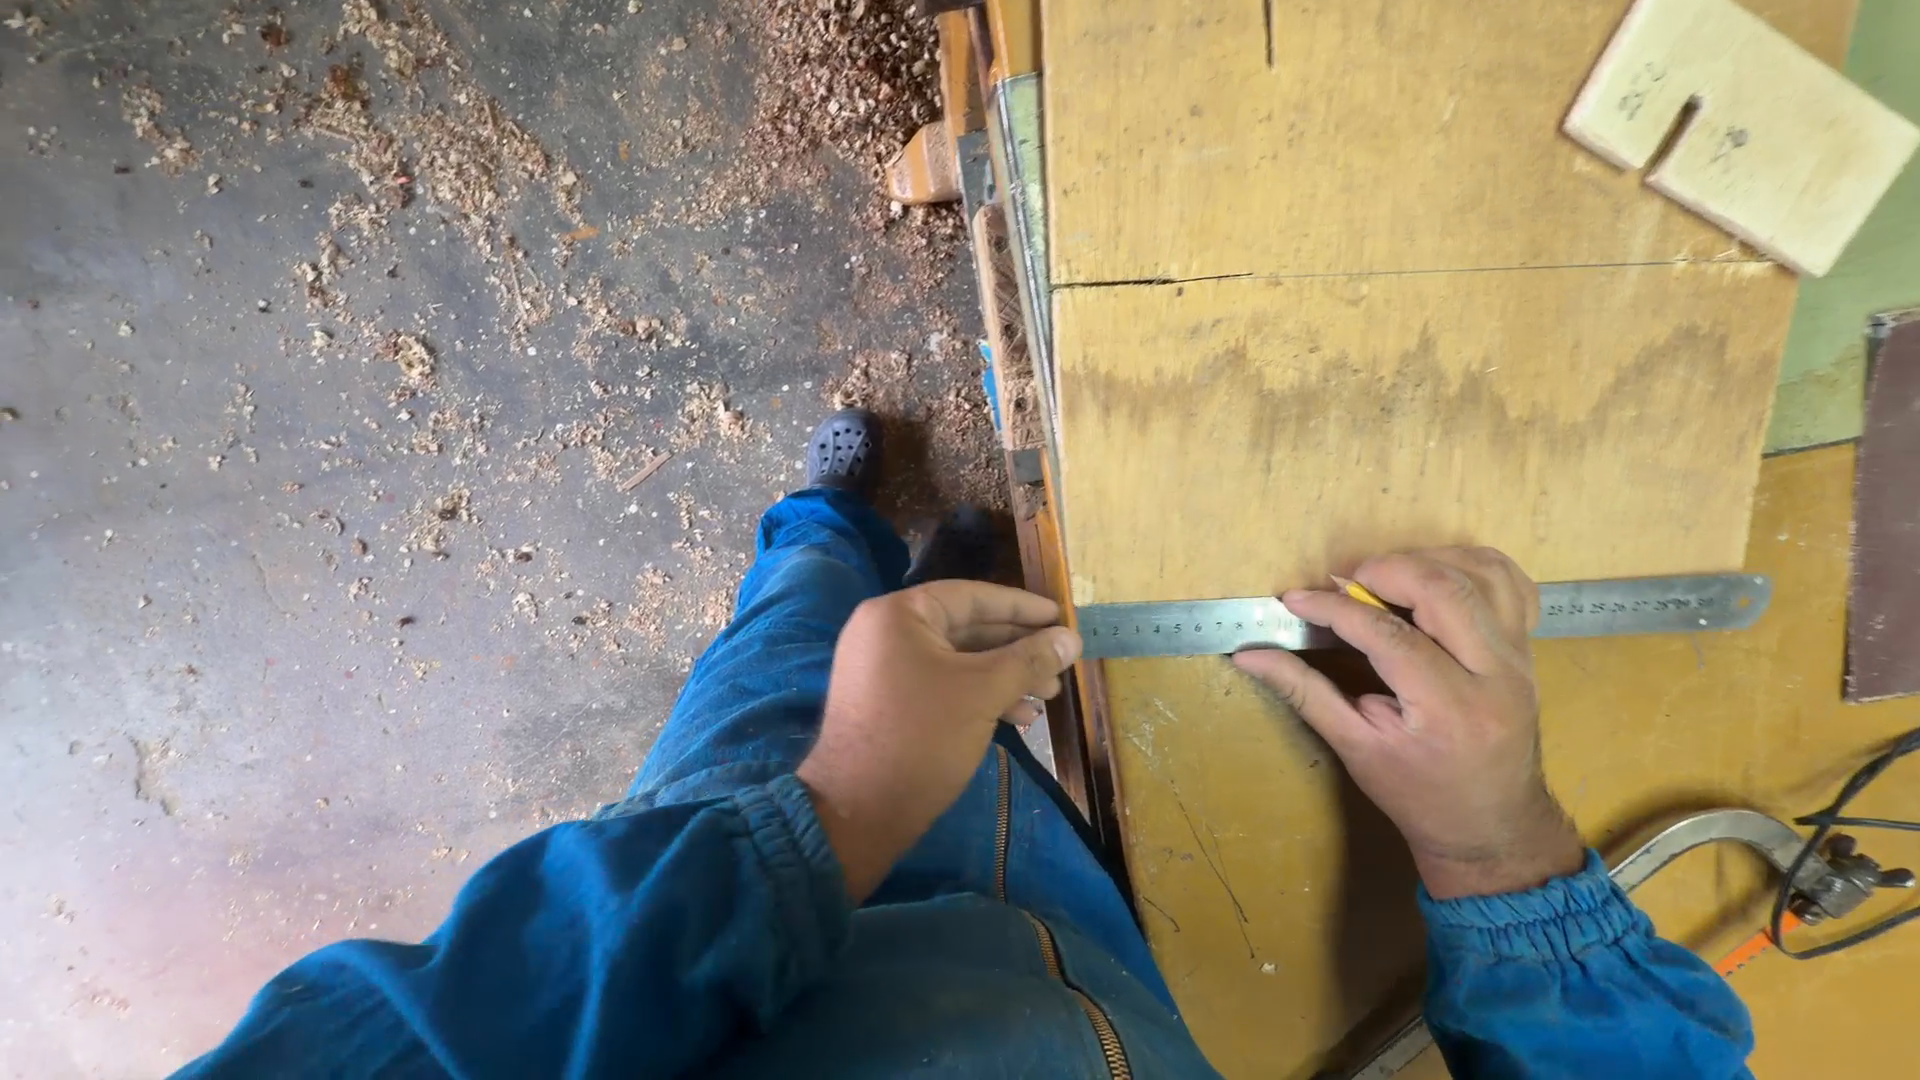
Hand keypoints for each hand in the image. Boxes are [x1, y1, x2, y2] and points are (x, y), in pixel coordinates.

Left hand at [796, 580, 1080, 902]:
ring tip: (1048, 696)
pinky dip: (980, 696)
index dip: (1022, 606)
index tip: (1062, 616)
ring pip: (959, 661)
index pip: (971, 596)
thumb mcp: (984, 692)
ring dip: (1005, 676)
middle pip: (967, 628)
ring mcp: (885, 669)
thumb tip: (1072, 638)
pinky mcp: (891, 703)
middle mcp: (887, 632)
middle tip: (1061, 663)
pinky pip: (943, 685)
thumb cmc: (922, 737)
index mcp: (899, 614)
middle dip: (1018, 649)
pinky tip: (1019, 718)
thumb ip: (1029, 659)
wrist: (858, 813)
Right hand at [1232, 548, 1583, 898]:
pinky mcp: (1528, 648)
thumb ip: (1303, 692)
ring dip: (1426, 561)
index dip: (1333, 608)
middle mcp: (1496, 675)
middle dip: (1384, 571)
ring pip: (1483, 574)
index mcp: (1449, 709)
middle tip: (1344, 583)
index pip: (1387, 634)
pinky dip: (1469, 565)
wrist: (1493, 827)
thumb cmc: (1418, 794)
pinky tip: (1432, 576)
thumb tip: (1248, 655)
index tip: (1295, 599)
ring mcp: (1521, 657)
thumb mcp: (1354, 748)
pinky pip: (1511, 584)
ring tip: (1384, 578)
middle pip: (1444, 590)